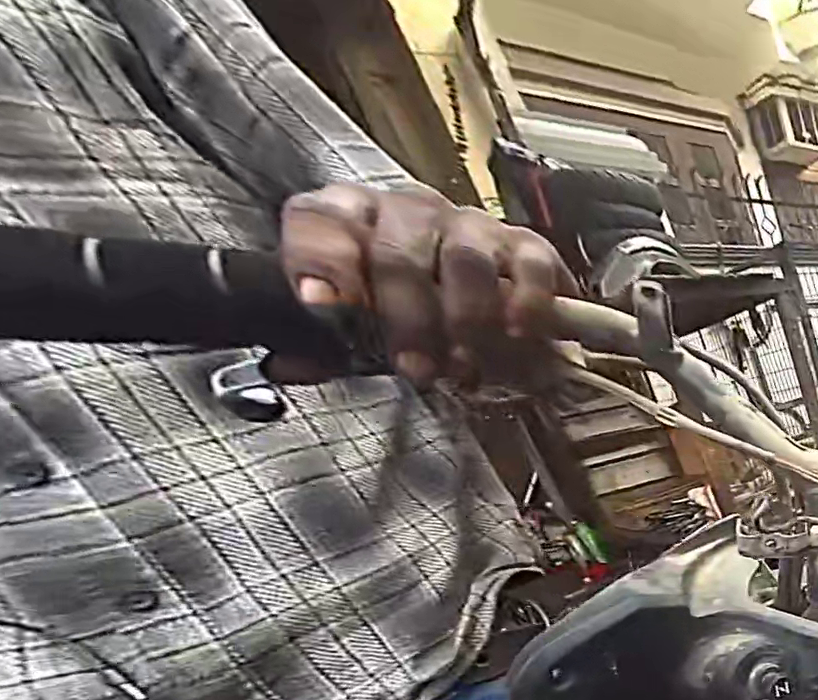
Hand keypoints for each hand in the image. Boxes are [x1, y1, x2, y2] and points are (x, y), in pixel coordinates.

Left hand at [279, 184, 578, 386]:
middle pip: (400, 254)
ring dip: (466, 320)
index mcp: (357, 219)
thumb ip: (330, 343)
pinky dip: (525, 304)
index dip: (320, 262)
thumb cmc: (429, 314)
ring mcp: (475, 225)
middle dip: (408, 321)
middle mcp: (413, 211)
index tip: (325, 308)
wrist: (501, 304)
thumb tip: (287, 367)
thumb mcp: (371, 327)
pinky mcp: (529, 246)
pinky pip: (529, 267)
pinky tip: (516, 334)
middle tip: (419, 371)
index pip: (321, 220)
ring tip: (468, 363)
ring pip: (466, 260)